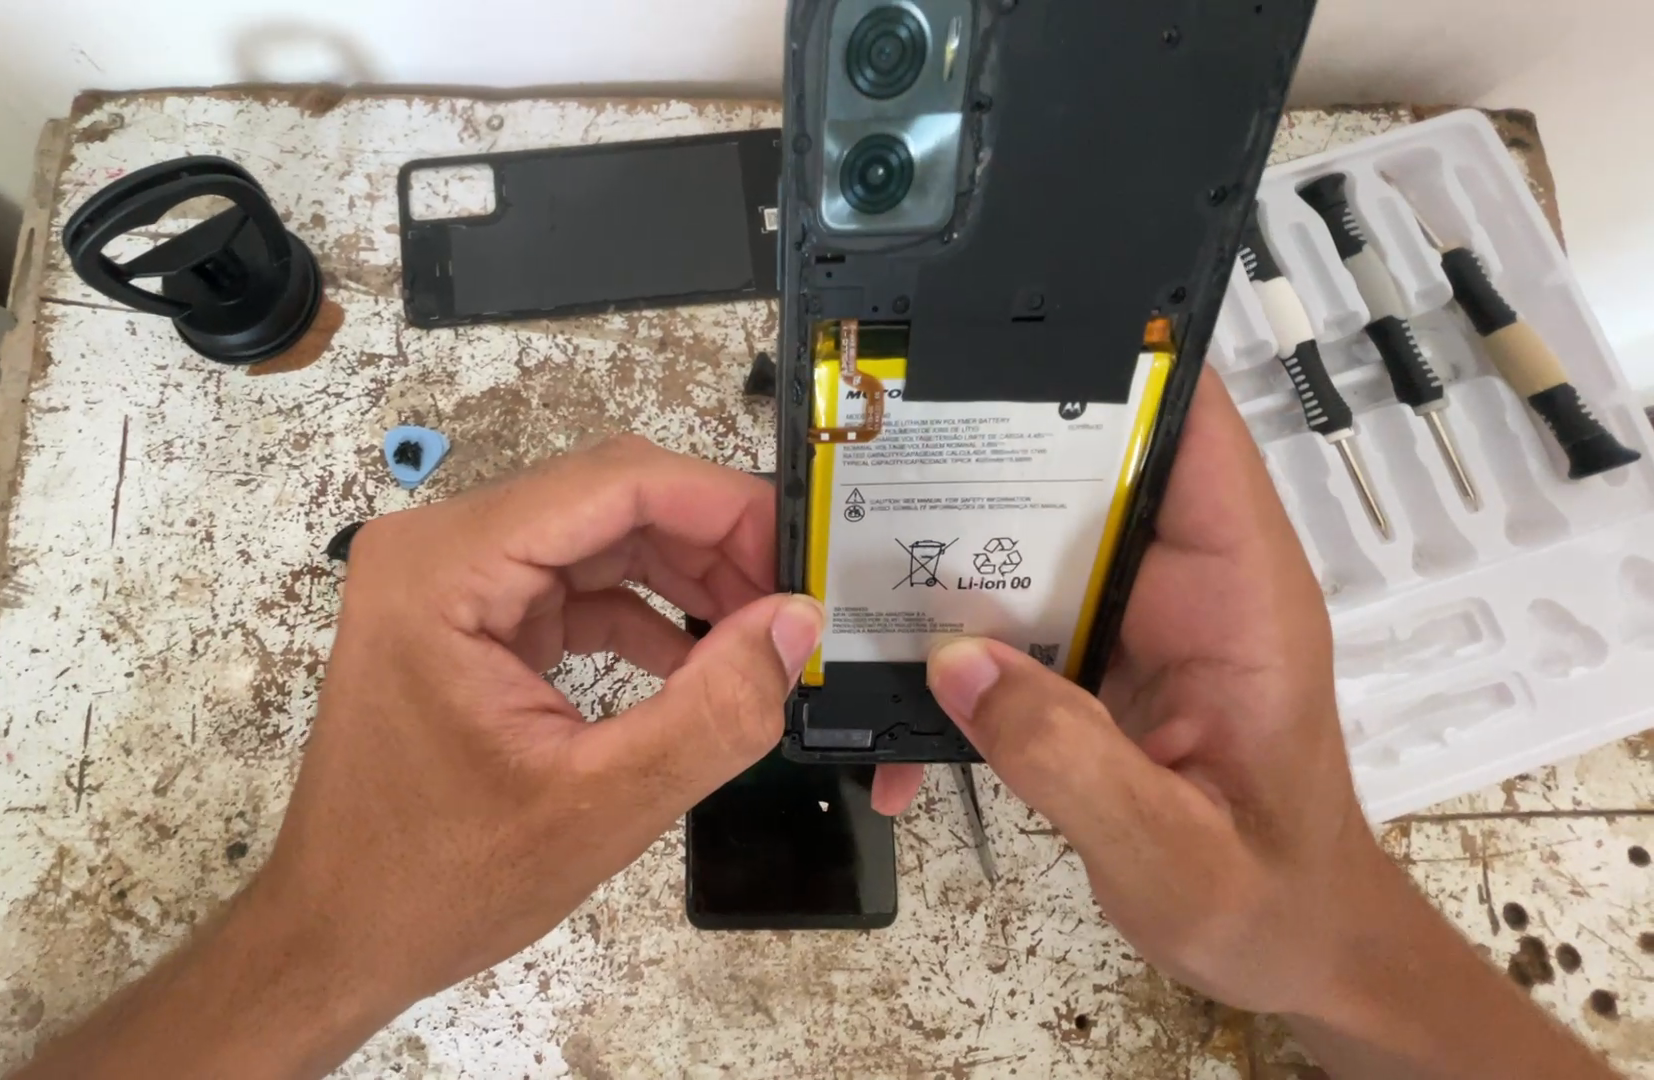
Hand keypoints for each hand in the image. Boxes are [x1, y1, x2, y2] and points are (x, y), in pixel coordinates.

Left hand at [252, 436, 823, 1052]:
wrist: (339, 934)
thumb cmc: (439, 883)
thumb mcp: (599, 806)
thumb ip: (714, 712)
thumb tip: (797, 622)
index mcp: (447, 565)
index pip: (614, 482)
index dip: (722, 506)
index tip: (800, 556)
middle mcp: (443, 544)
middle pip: (611, 497)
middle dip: (712, 541)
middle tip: (789, 601)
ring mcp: (457, 575)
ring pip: (603, 534)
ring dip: (686, 574)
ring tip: (754, 630)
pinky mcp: (476, 609)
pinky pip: (579, 582)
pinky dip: (645, 611)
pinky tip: (694, 661)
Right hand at [918, 369, 1370, 1011]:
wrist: (1277, 942)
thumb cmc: (1265, 898)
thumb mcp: (1171, 849)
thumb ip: (1070, 760)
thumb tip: (954, 661)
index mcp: (1232, 588)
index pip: (1190, 428)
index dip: (1114, 364)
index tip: (1006, 339)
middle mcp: (1171, 579)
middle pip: (1073, 473)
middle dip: (979, 453)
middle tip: (874, 451)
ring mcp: (1116, 614)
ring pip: (1018, 541)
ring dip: (941, 546)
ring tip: (849, 548)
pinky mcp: (1076, 653)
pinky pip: (998, 612)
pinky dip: (942, 629)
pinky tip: (886, 669)